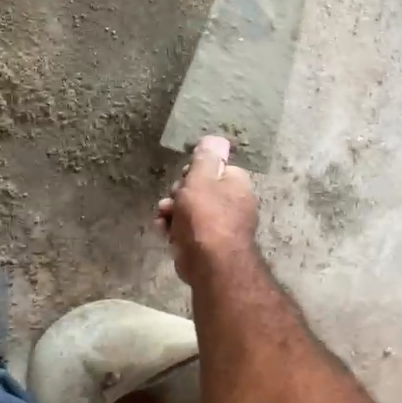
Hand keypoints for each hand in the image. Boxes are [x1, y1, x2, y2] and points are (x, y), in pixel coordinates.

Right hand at [156, 136, 259, 286]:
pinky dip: (173, 228)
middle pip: (199, 189)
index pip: (216, 169)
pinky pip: (185, 229)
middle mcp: (233, 204)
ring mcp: (219, 226)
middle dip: (179, 193)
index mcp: (237, 185)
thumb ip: (205, 158)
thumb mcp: (201, 179)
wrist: (210, 263)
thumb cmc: (205, 216)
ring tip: (164, 216)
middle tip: (174, 198)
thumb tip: (215, 139)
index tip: (184, 176)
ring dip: (172, 211)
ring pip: (189, 210)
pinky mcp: (205, 244)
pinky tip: (164, 231)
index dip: (196, 170)